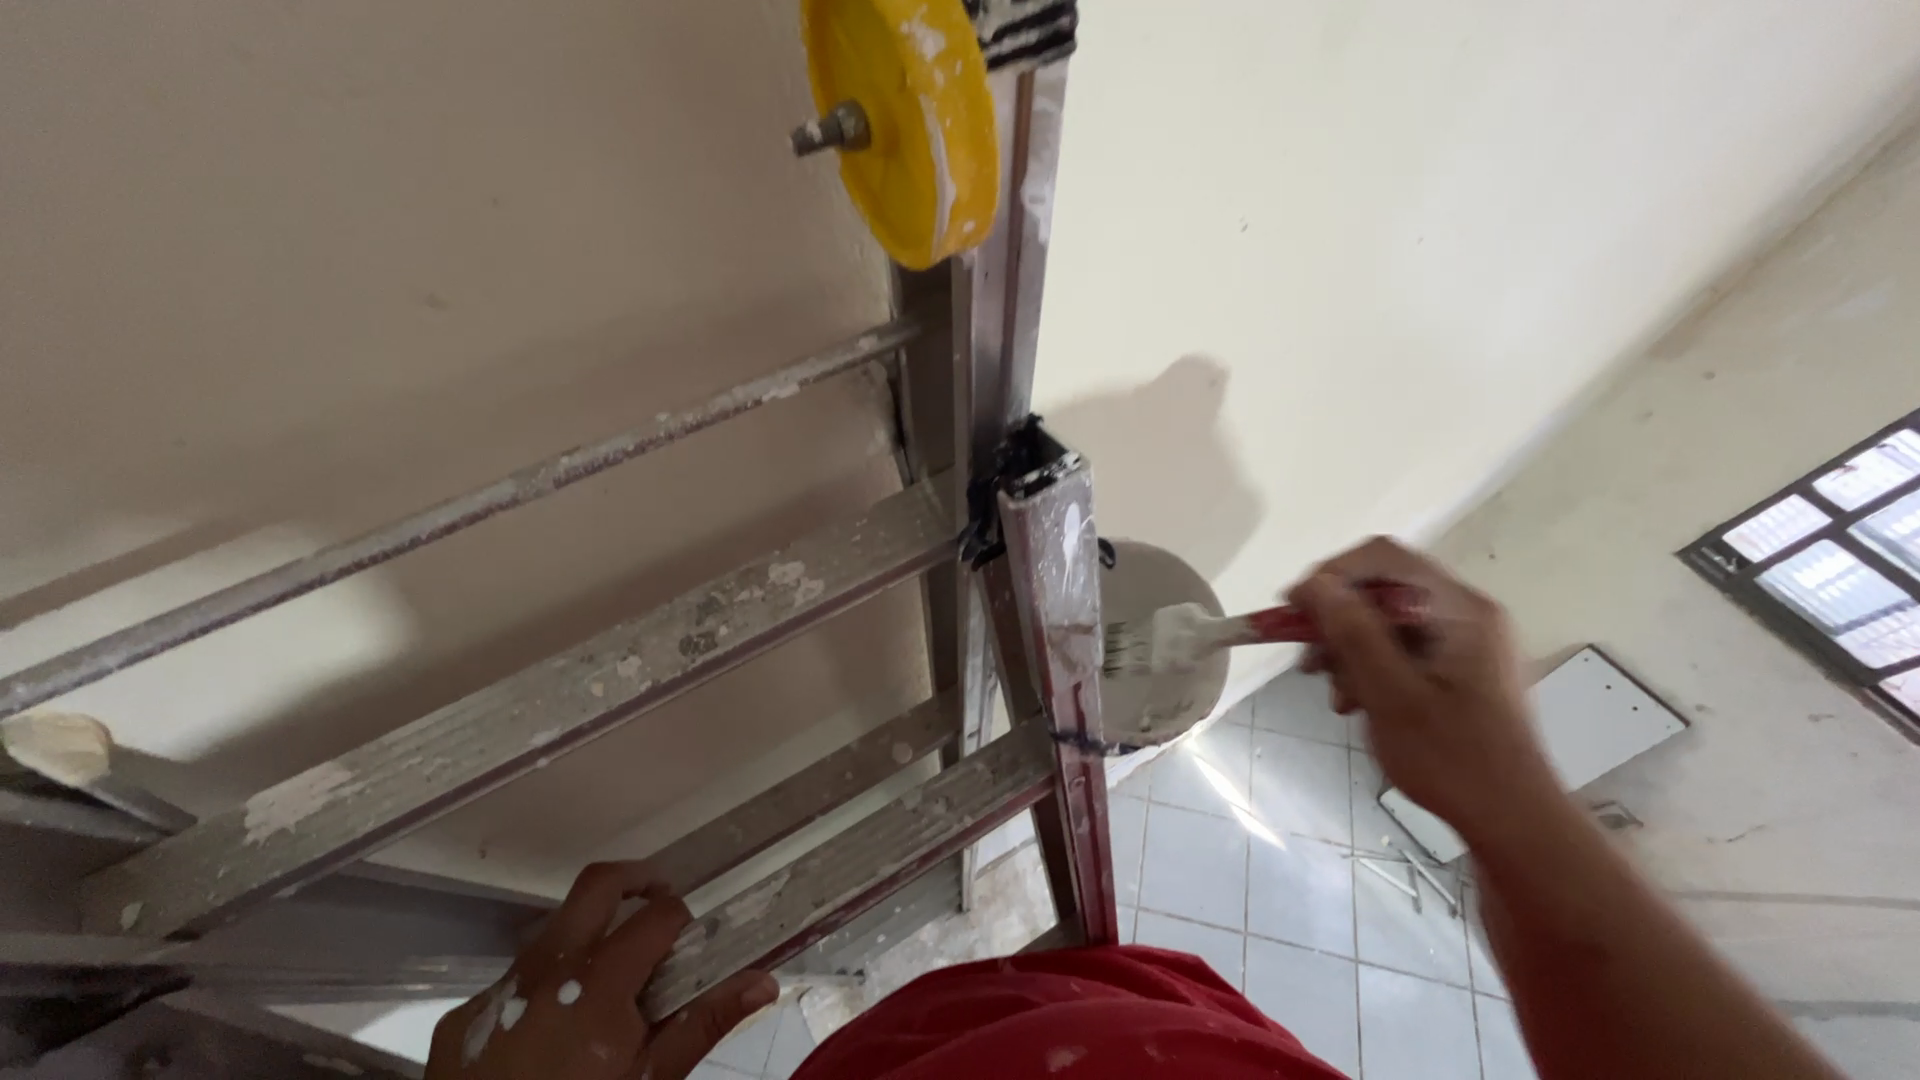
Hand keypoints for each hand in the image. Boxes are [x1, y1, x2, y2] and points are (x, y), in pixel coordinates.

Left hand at [426, 862, 776, 1079]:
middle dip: (636, 879)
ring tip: (606, 989)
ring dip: (588, 940)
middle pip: (597, 885)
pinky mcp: (459, 1019)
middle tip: (659, 900)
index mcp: (598, 982)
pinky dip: (542, 990)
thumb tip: (766, 981)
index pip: (658, 915)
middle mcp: (544, 969)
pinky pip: (512, 982)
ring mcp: (496, 990)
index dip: (682, 919)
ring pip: (552, 935)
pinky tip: (548, 1037)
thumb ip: (704, 1022)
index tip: (690, 942)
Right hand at [1287, 537, 1561, 840]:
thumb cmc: (1452, 758)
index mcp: (1460, 609)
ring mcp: (1464, 640)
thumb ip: (1353, 632)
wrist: (1512, 820)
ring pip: (1384, 620)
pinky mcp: (1457, 667)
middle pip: (1381, 589)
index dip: (1330, 576)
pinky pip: (1399, 647)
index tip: (1294, 612)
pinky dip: (1369, 667)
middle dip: (1336, 622)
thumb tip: (1313, 584)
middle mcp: (1466, 613)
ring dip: (1348, 650)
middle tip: (1309, 662)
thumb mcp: (1390, 693)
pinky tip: (1356, 701)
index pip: (1382, 558)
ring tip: (1335, 692)